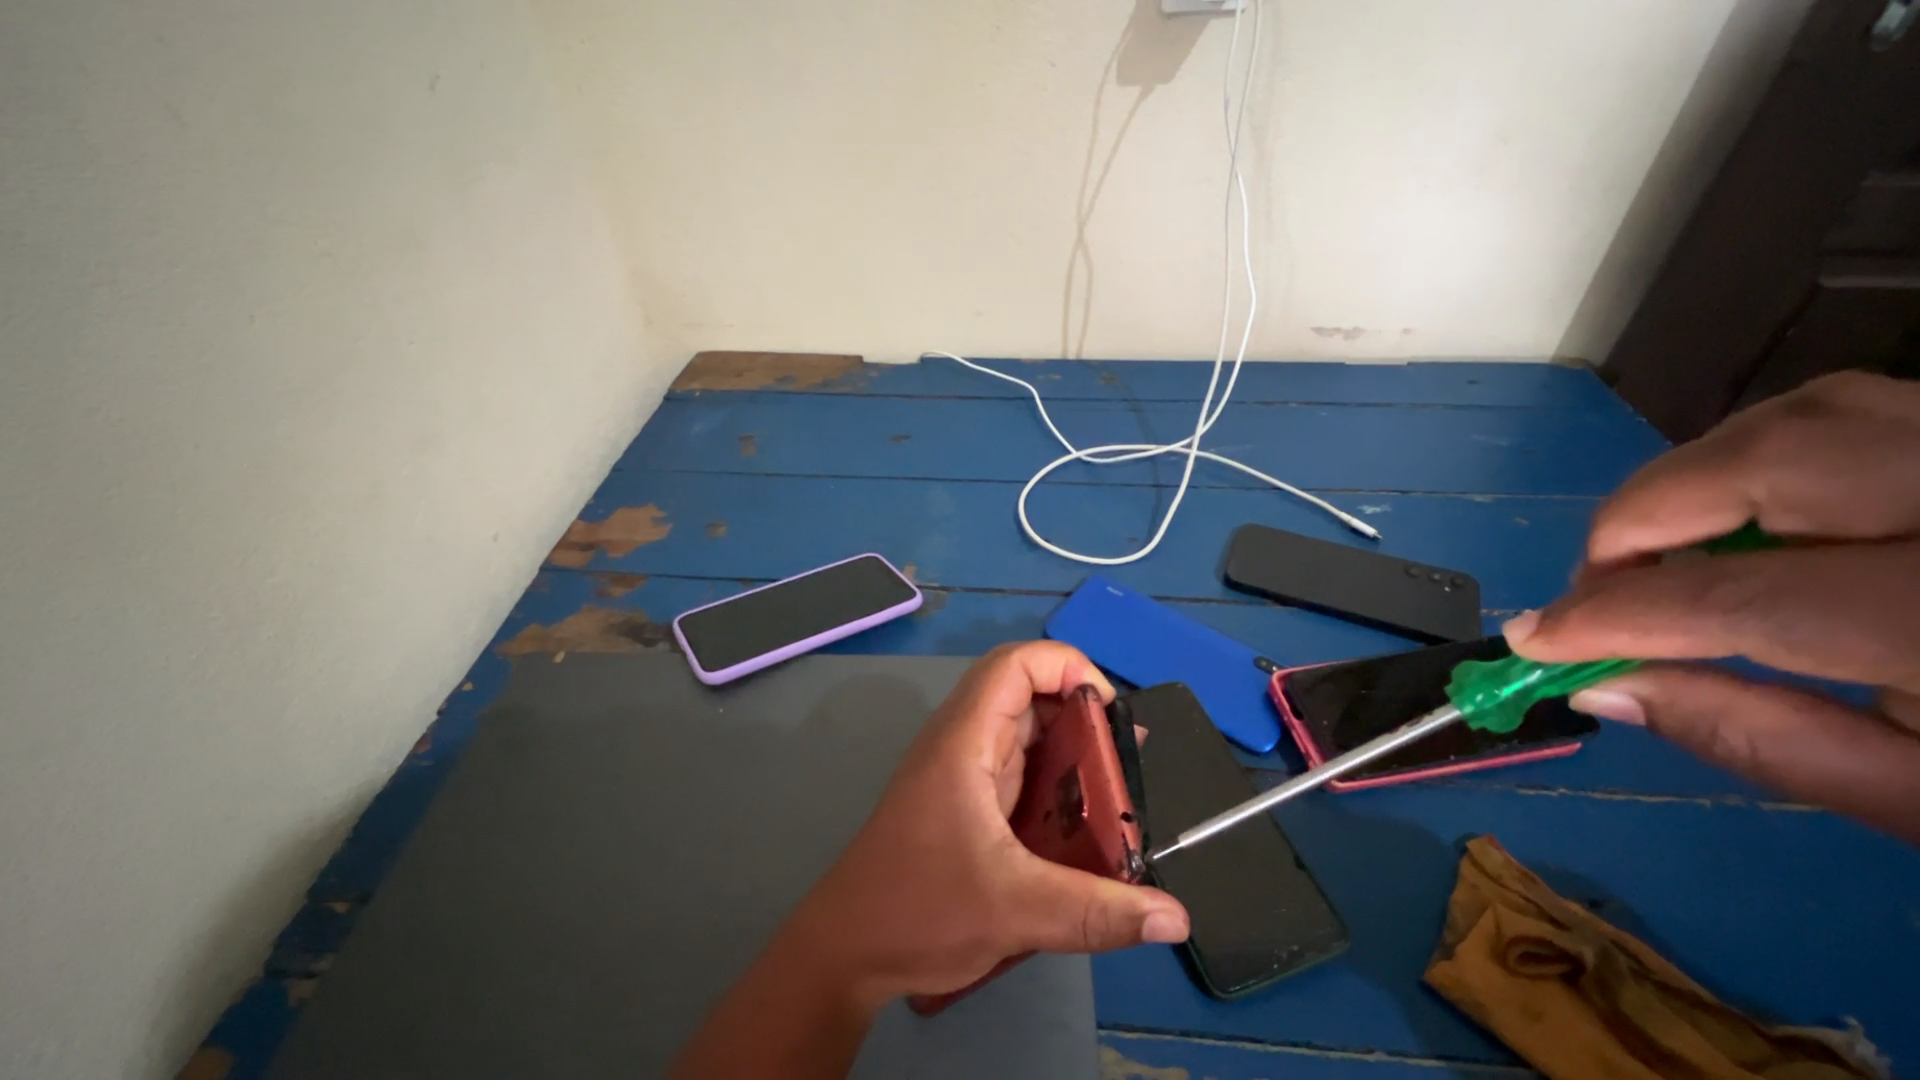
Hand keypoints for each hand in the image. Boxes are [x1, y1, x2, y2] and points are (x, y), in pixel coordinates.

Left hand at [791, 641, 1188, 1003]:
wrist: (846, 953)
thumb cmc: (917, 912)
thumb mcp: (1015, 911)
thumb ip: (1097, 913)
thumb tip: (1176, 919)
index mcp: (964, 742)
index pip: (1015, 664)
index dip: (1068, 667)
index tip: (1111, 714)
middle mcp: (962, 746)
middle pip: (1026, 695)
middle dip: (1082, 716)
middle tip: (1129, 759)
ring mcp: (962, 776)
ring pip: (1025, 736)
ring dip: (1072, 754)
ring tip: (1119, 792)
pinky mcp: (966, 806)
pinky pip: (1021, 774)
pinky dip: (1057, 786)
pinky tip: (1086, 825)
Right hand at [1504, 372, 1919, 842]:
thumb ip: (1759, 739)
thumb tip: (1602, 688)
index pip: (1742, 598)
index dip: (1614, 617)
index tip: (1534, 639)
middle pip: (1760, 466)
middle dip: (1635, 525)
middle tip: (1596, 590)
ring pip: (1798, 419)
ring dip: (1690, 485)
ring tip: (1660, 556)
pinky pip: (1847, 413)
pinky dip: (1759, 461)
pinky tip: (1740, 521)